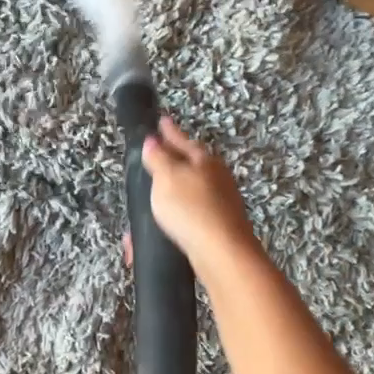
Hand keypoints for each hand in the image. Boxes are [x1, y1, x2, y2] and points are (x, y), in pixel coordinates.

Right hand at [140, 116, 257, 266]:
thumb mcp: (167, 178)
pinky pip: (188, 215)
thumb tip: (151, 141)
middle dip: (171, 161)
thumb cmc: (192, 209)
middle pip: (190, 164)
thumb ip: (158, 159)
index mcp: (203, 161)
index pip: (183, 140)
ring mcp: (219, 202)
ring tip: (152, 197)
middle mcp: (215, 178)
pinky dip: (173, 216)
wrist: (222, 252)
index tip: (161, 120)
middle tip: (156, 155)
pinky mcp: (217, 225)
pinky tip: (161, 226)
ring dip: (170, 193)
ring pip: (188, 191)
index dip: (169, 131)